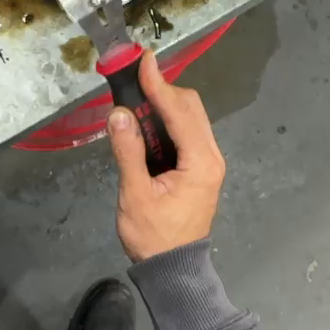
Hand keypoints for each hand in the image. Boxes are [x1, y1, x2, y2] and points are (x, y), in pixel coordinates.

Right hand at [107, 52, 224, 261]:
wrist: (172, 268)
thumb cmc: (153, 236)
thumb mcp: (135, 195)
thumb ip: (128, 152)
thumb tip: (118, 114)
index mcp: (200, 162)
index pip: (180, 112)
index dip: (159, 84)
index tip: (142, 61)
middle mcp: (211, 156)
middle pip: (190, 108)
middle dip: (163, 91)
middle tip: (132, 81)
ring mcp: (208, 162)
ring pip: (190, 118)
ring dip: (164, 105)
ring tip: (135, 98)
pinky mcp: (199, 169)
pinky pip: (186, 133)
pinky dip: (167, 121)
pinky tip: (146, 122)